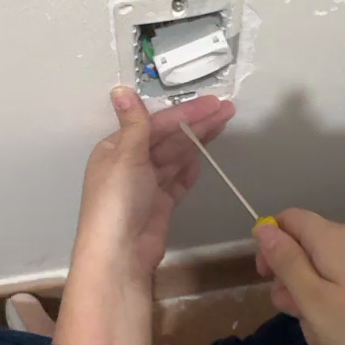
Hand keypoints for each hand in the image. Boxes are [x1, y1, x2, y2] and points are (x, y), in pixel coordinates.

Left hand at [54, 87, 233, 344]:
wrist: (120, 256)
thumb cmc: (117, 203)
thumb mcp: (126, 157)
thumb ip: (134, 124)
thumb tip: (120, 89)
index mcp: (115, 149)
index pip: (155, 125)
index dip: (184, 114)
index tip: (213, 103)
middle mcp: (129, 165)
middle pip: (167, 139)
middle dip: (196, 124)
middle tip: (228, 110)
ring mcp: (145, 187)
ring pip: (175, 158)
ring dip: (197, 142)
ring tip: (224, 125)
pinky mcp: (159, 207)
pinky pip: (176, 182)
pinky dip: (189, 169)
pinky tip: (202, 157)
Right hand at [253, 210, 344, 344]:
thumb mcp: (312, 300)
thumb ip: (285, 261)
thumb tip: (263, 227)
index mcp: (335, 239)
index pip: (290, 219)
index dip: (271, 243)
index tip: (266, 277)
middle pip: (304, 245)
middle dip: (290, 277)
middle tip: (294, 312)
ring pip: (320, 268)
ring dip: (309, 296)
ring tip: (318, 330)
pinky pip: (340, 281)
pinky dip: (329, 302)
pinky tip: (335, 331)